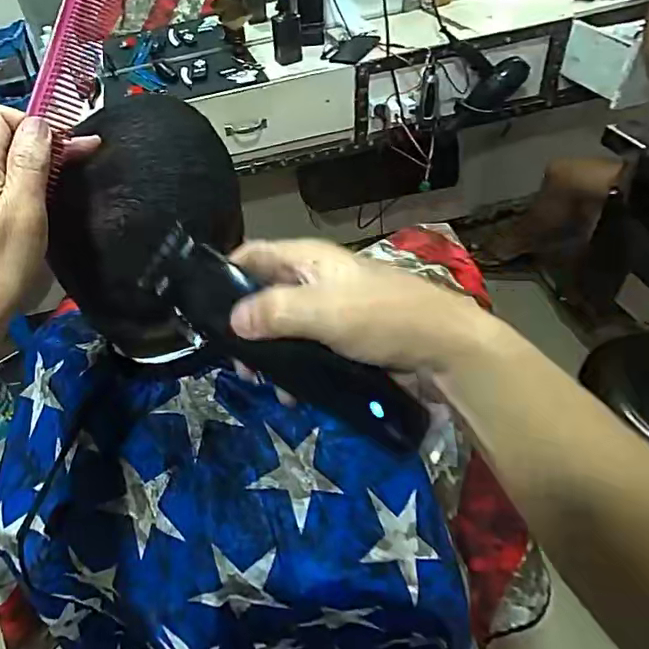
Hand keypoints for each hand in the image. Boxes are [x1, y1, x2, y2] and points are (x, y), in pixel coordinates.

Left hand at [0, 106, 97, 380]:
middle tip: (79, 162)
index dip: (37, 124)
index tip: (69, 149)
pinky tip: (36, 204)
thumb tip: (41, 122)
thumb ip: (31, 161)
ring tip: (61, 185)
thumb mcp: (25, 211)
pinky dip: (16, 185)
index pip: (0, 115)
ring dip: (30, 165)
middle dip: (39, 143)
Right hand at [228, 240, 506, 375]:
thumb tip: (231, 319)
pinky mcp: (346, 339)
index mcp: (310, 260)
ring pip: (285, 328)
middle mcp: (317, 280)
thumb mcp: (323, 312)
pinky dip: (296, 369)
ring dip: (271, 355)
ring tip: (264, 386)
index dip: (226, 272)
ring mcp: (332, 310)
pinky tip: (293, 395)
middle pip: (265, 295)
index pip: (254, 254)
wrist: (445, 348)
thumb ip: (275, 312)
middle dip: (246, 327)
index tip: (203, 307)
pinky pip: (308, 350)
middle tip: (237, 364)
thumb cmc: (382, 318)